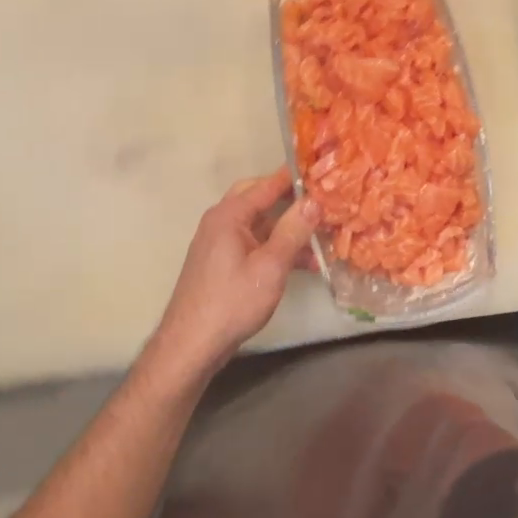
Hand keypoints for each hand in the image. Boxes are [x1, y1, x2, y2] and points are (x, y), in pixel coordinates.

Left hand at [149, 169, 318, 375]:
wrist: (192, 344)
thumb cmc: (232, 301)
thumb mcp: (270, 266)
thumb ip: (293, 231)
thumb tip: (314, 201)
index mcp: (229, 215)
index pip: (267, 184)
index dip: (295, 178)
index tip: (324, 174)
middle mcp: (221, 222)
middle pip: (260, 199)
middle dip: (291, 200)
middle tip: (322, 203)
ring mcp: (220, 243)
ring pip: (260, 225)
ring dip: (288, 230)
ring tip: (322, 240)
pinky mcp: (222, 263)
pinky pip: (254, 244)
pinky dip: (276, 248)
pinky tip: (302, 264)